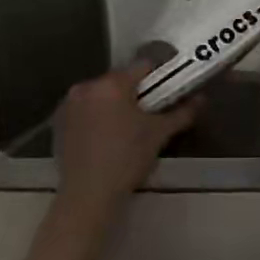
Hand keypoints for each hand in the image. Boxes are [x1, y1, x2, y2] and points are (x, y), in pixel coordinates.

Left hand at [55, 61, 198, 203]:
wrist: (88, 193)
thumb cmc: (128, 158)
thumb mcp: (160, 134)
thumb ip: (182, 112)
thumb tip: (202, 99)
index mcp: (112, 84)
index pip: (143, 66)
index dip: (160, 76)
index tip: (168, 92)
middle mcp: (86, 87)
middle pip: (119, 80)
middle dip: (134, 93)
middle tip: (149, 115)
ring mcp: (68, 104)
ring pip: (100, 95)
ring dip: (114, 105)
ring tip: (126, 129)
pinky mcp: (57, 123)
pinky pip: (84, 110)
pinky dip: (96, 117)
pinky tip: (105, 139)